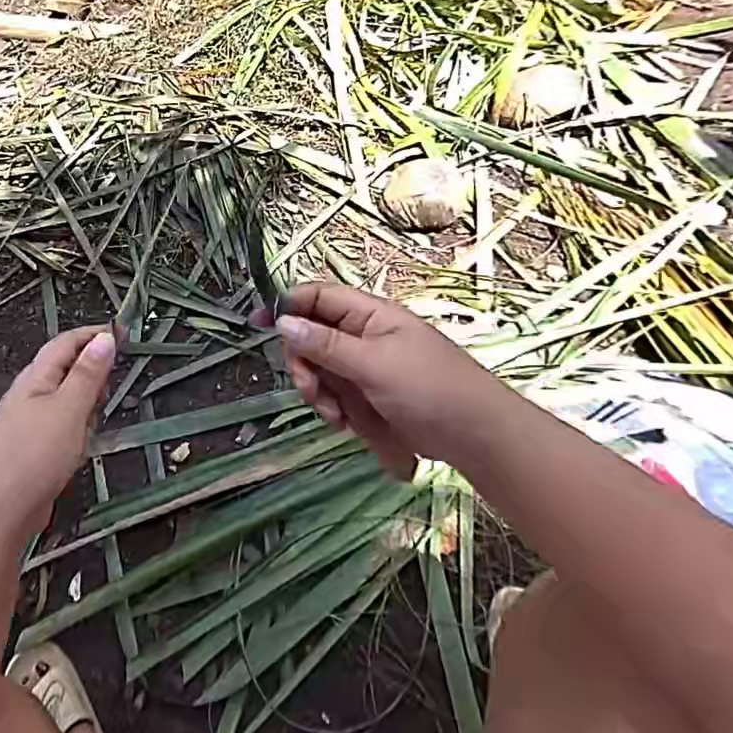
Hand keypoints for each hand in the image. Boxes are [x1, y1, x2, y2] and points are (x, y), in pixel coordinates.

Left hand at [0, 325, 115, 539]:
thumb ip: (88, 374)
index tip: (123, 332)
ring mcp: (26, 423)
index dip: (93, 334)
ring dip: (85, 406)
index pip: (65, 343)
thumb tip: (105, 338)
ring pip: (65, 400)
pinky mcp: (30, 448)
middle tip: (108, 391)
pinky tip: (76, 450)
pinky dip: (76, 430)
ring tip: (90, 427)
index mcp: (34, 378)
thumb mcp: (69, 409)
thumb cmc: (34, 456)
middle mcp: (27, 395)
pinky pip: (61, 426)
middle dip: (91, 374)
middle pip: (65, 369)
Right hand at [253, 284, 527, 478]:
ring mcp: (367, 366)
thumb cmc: (428, 388)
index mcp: (369, 315)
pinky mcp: (370, 394)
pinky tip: (349, 425)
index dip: (286, 306)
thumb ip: (325, 344)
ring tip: (339, 417)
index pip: (317, 298)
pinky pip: (338, 395)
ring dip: (321, 394)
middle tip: (314, 393)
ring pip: (321, 372)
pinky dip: (337, 410)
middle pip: (311, 339)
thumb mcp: (372, 363)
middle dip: (306, 366)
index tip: (257, 323)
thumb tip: (282, 320)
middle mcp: (364, 335)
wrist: (475, 434)